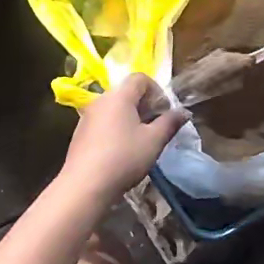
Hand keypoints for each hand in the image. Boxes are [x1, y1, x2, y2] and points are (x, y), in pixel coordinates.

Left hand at [58, 74, 187, 202]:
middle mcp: (100, 101)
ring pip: (113, 109)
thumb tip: (183, 112)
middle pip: (126, 93)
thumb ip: (170, 123)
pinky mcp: (80, 134)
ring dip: (130, 118)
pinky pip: (102, 123)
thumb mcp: (154, 141)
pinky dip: (115, 129)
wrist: (85, 185)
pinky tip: (121, 152)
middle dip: (145, 105)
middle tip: (156, 127)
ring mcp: (86, 117)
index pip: (140, 78)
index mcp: (119, 96)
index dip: (157, 91)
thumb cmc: (124, 158)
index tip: (165, 112)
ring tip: (140, 141)